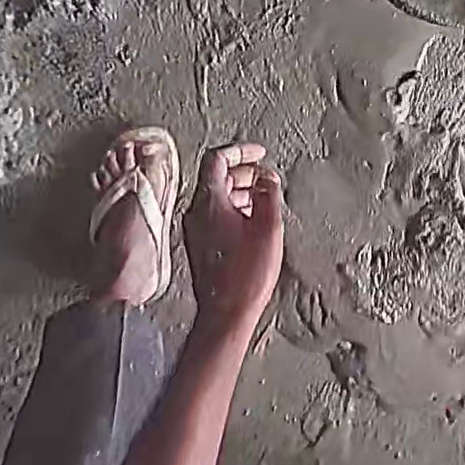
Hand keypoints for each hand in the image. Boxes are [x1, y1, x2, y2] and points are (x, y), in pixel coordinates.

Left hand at [185, 142, 285, 340]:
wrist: (225, 314)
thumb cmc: (246, 274)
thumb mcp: (268, 226)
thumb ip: (268, 194)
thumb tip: (267, 177)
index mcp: (209, 202)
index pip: (217, 159)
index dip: (240, 150)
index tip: (260, 153)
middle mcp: (196, 212)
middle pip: (216, 176)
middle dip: (244, 171)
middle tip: (267, 176)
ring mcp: (195, 229)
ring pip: (217, 195)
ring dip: (241, 189)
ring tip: (265, 197)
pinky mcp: (200, 244)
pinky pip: (215, 213)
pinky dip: (235, 206)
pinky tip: (254, 219)